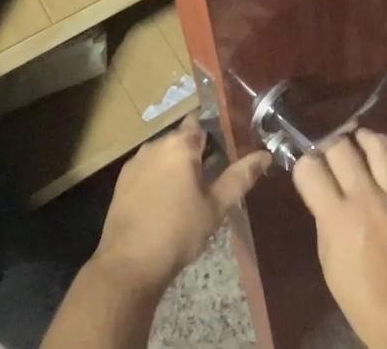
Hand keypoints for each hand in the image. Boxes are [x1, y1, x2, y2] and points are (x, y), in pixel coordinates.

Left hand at [92, 114, 270, 290]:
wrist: (130, 263)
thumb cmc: (179, 231)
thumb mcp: (216, 206)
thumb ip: (241, 177)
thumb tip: (265, 155)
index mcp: (180, 145)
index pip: (200, 122)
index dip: (214, 133)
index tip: (226, 147)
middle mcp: (155, 145)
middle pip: (181, 140)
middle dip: (195, 154)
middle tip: (212, 179)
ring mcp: (134, 163)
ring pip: (162, 156)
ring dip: (175, 167)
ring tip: (188, 194)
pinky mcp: (121, 182)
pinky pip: (146, 171)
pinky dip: (157, 180)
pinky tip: (164, 204)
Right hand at [292, 109, 386, 348]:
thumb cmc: (359, 294)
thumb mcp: (327, 257)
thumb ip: (323, 215)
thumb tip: (319, 185)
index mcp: (338, 217)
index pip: (310, 169)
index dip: (302, 162)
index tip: (301, 163)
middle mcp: (367, 198)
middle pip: (341, 149)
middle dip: (327, 145)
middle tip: (325, 151)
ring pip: (378, 146)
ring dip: (361, 137)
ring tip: (353, 138)